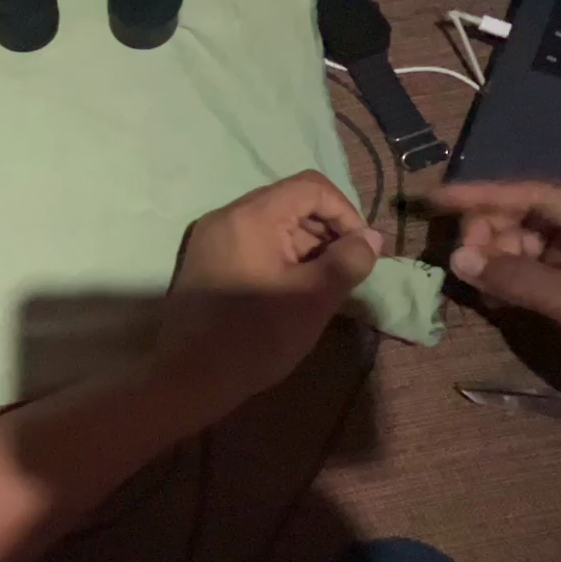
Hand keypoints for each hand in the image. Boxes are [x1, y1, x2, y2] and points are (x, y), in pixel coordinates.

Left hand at [159, 170, 381, 396]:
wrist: (190, 374)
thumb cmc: (255, 336)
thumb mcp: (312, 299)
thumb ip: (347, 261)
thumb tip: (370, 237)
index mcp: (251, 216)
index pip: (310, 187)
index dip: (345, 212)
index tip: (361, 250)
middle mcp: (225, 216)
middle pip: (288, 200)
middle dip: (325, 229)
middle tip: (344, 270)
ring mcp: (210, 236)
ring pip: (270, 221)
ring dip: (303, 244)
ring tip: (321, 284)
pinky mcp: (204, 257)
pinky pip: (249, 240)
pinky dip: (277, 253)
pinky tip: (291, 287)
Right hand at [431, 180, 560, 442]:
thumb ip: (520, 279)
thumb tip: (457, 257)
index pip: (543, 196)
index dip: (486, 195)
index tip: (436, 199)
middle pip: (534, 219)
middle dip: (491, 231)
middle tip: (458, 256)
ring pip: (532, 249)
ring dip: (497, 259)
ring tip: (468, 277)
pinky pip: (538, 278)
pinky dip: (510, 283)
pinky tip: (487, 295)